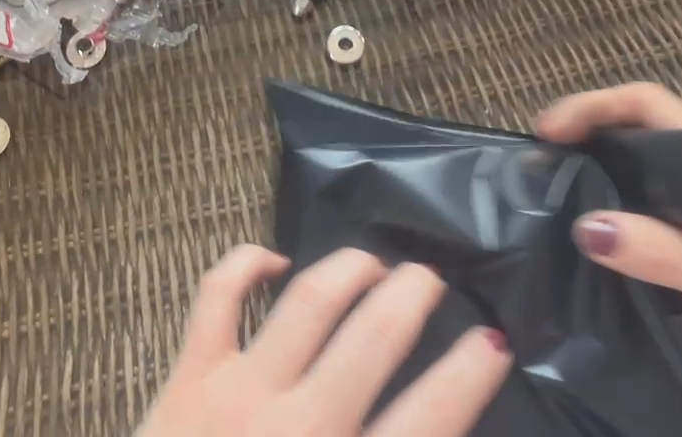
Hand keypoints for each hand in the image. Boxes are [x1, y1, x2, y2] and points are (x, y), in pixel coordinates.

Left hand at [138, 245, 511, 436]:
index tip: (492, 340)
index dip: (469, 373)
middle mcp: (304, 427)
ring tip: (373, 262)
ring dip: (350, 268)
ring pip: (310, 300)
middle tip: (428, 277)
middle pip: (375, 337)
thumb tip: (427, 430)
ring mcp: (241, 393)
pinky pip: (218, 294)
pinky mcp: (189, 375)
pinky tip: (274, 260)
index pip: (430, 418)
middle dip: (413, 293)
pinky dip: (246, 262)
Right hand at [536, 83, 681, 431]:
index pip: (649, 104)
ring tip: (567, 218)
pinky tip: (629, 259)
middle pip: (647, 135)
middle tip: (542, 181)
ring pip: (663, 179)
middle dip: (590, 142)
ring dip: (614, 184)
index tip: (543, 134)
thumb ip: (672, 255)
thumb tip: (583, 225)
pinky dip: (643, 222)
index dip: (592, 105)